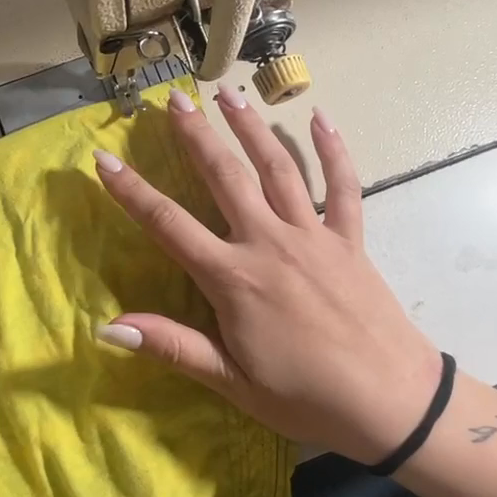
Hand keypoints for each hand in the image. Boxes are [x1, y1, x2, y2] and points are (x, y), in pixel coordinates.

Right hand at [93, 87, 443, 465]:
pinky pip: (343, 186)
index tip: (103, 158)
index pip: (169, 225)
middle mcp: (269, 243)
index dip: (131, 191)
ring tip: (228, 93)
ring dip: (251, 127)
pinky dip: (333, 151)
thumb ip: (173, 346)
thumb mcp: (232, 382)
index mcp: (233, 278)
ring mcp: (313, 236)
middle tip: (175, 98)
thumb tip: (108, 328)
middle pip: (224, 177)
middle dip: (196, 135)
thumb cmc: (306, 398)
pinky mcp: (350, 240)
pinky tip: (320, 118)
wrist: (392, 403)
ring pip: (277, 168)